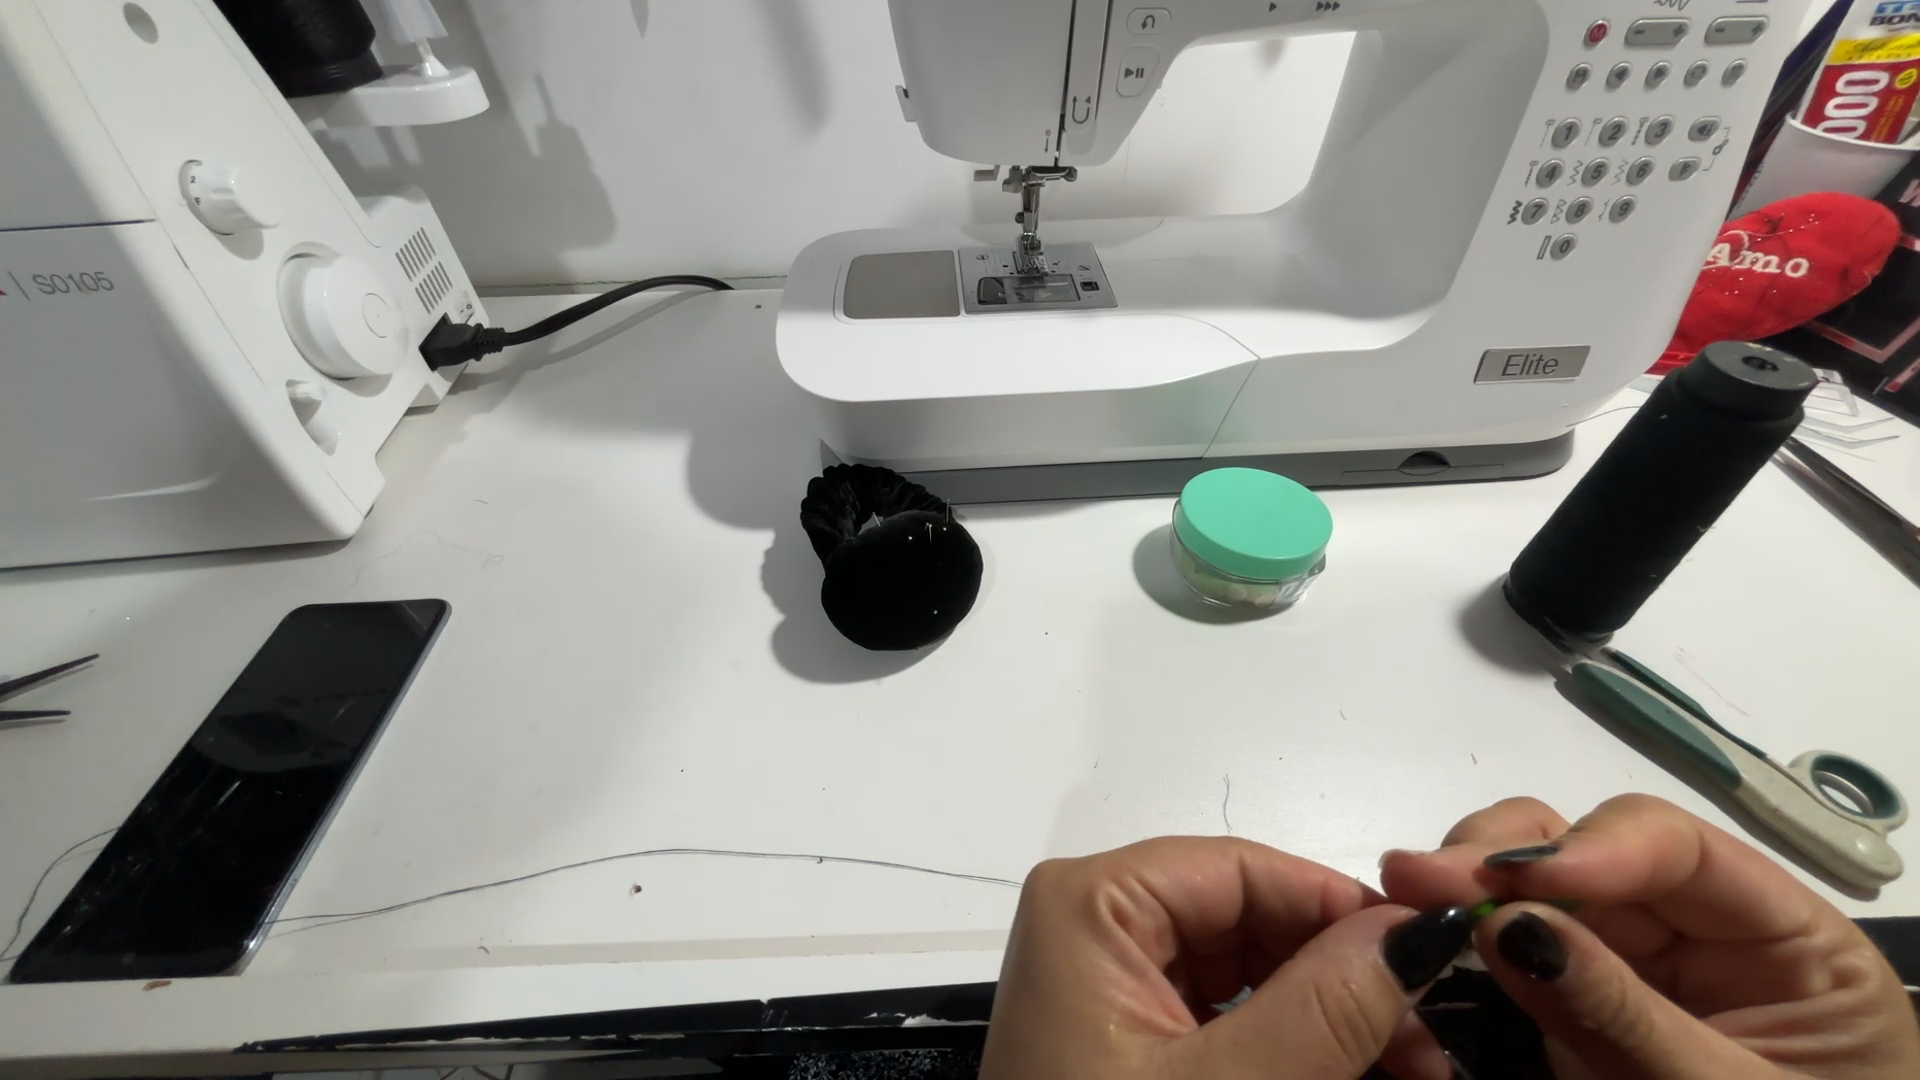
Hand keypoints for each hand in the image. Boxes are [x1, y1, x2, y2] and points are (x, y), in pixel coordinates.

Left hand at [980, 836, 1476, 1079]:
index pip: (1234, 868)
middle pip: (1239, 911)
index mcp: (1091, 899)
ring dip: (1322, 1008)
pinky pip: (1215, 1004)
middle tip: (1430, 1043)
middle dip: (1336, 969)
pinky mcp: (1121, 1019)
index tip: (1432, 953)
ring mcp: (1104, 966)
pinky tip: (1344, 1068)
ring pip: (1237, 959)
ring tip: (1412, 1066)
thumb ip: (1325, 1008)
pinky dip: (1283, 1035)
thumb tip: (1416, 932)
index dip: (1337, 903)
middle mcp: (1091, 914)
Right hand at [1380, 795, 1919, 1078]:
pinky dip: (1449, 915)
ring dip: (1459, 876)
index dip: (1587, 844)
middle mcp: (1681, 921)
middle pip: (1573, 840)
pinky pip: (1492, 922)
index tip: (1510, 879)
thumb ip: (1622, 1015)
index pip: (1672, 845)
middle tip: (1412, 877)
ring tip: (1402, 892)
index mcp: (1777, 938)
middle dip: (1492, 856)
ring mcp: (1611, 946)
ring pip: (1520, 869)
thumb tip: (1506, 923)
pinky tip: (1409, 916)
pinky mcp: (1554, 977)